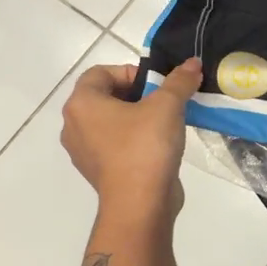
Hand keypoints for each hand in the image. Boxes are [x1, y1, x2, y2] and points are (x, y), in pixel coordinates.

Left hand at [61, 58, 202, 218]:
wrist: (139, 202)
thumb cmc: (145, 147)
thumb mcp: (167, 106)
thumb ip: (179, 81)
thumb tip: (192, 63)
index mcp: (82, 104)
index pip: (100, 73)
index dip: (131, 72)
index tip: (157, 86)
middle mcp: (74, 124)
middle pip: (104, 97)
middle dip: (136, 95)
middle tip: (165, 103)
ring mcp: (83, 150)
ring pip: (109, 122)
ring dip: (135, 118)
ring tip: (164, 125)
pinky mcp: (97, 170)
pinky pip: (114, 144)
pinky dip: (132, 140)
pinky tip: (157, 147)